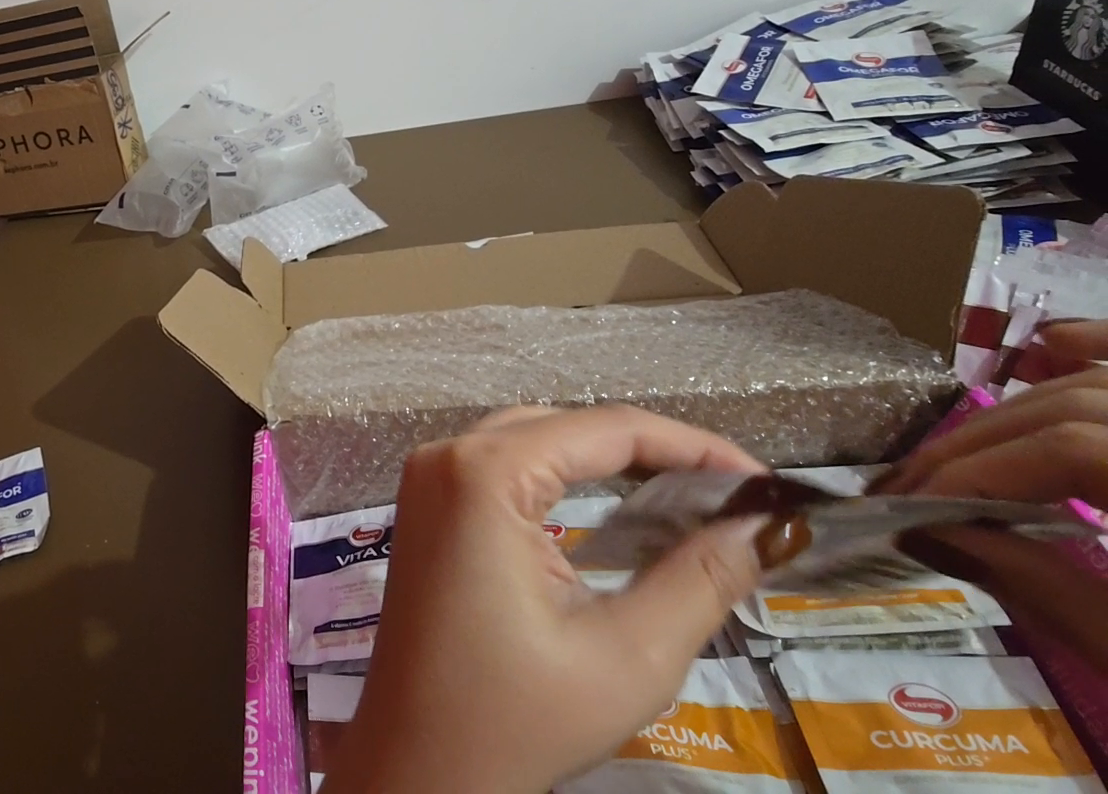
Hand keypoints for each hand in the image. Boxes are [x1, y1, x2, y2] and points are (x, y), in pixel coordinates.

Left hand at [320, 406, 769, 793]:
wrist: (420, 763)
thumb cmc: (516, 714)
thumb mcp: (630, 652)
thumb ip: (703, 575)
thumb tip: (766, 524)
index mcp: (482, 475)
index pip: (603, 430)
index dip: (692, 447)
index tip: (767, 483)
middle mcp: (444, 457)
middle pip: (563, 427)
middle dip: (650, 452)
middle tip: (731, 495)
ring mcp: (425, 479)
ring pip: (530, 440)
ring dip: (604, 461)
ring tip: (688, 497)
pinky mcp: (424, 507)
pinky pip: (499, 467)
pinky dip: (558, 477)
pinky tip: (611, 507)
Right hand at [876, 319, 1107, 670]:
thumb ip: (1052, 592)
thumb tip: (924, 533)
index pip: (1078, 450)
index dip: (977, 473)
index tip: (905, 512)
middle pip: (1086, 407)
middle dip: (980, 447)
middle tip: (909, 491)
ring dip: (1022, 409)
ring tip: (958, 457)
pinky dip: (1095, 354)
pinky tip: (1048, 354)